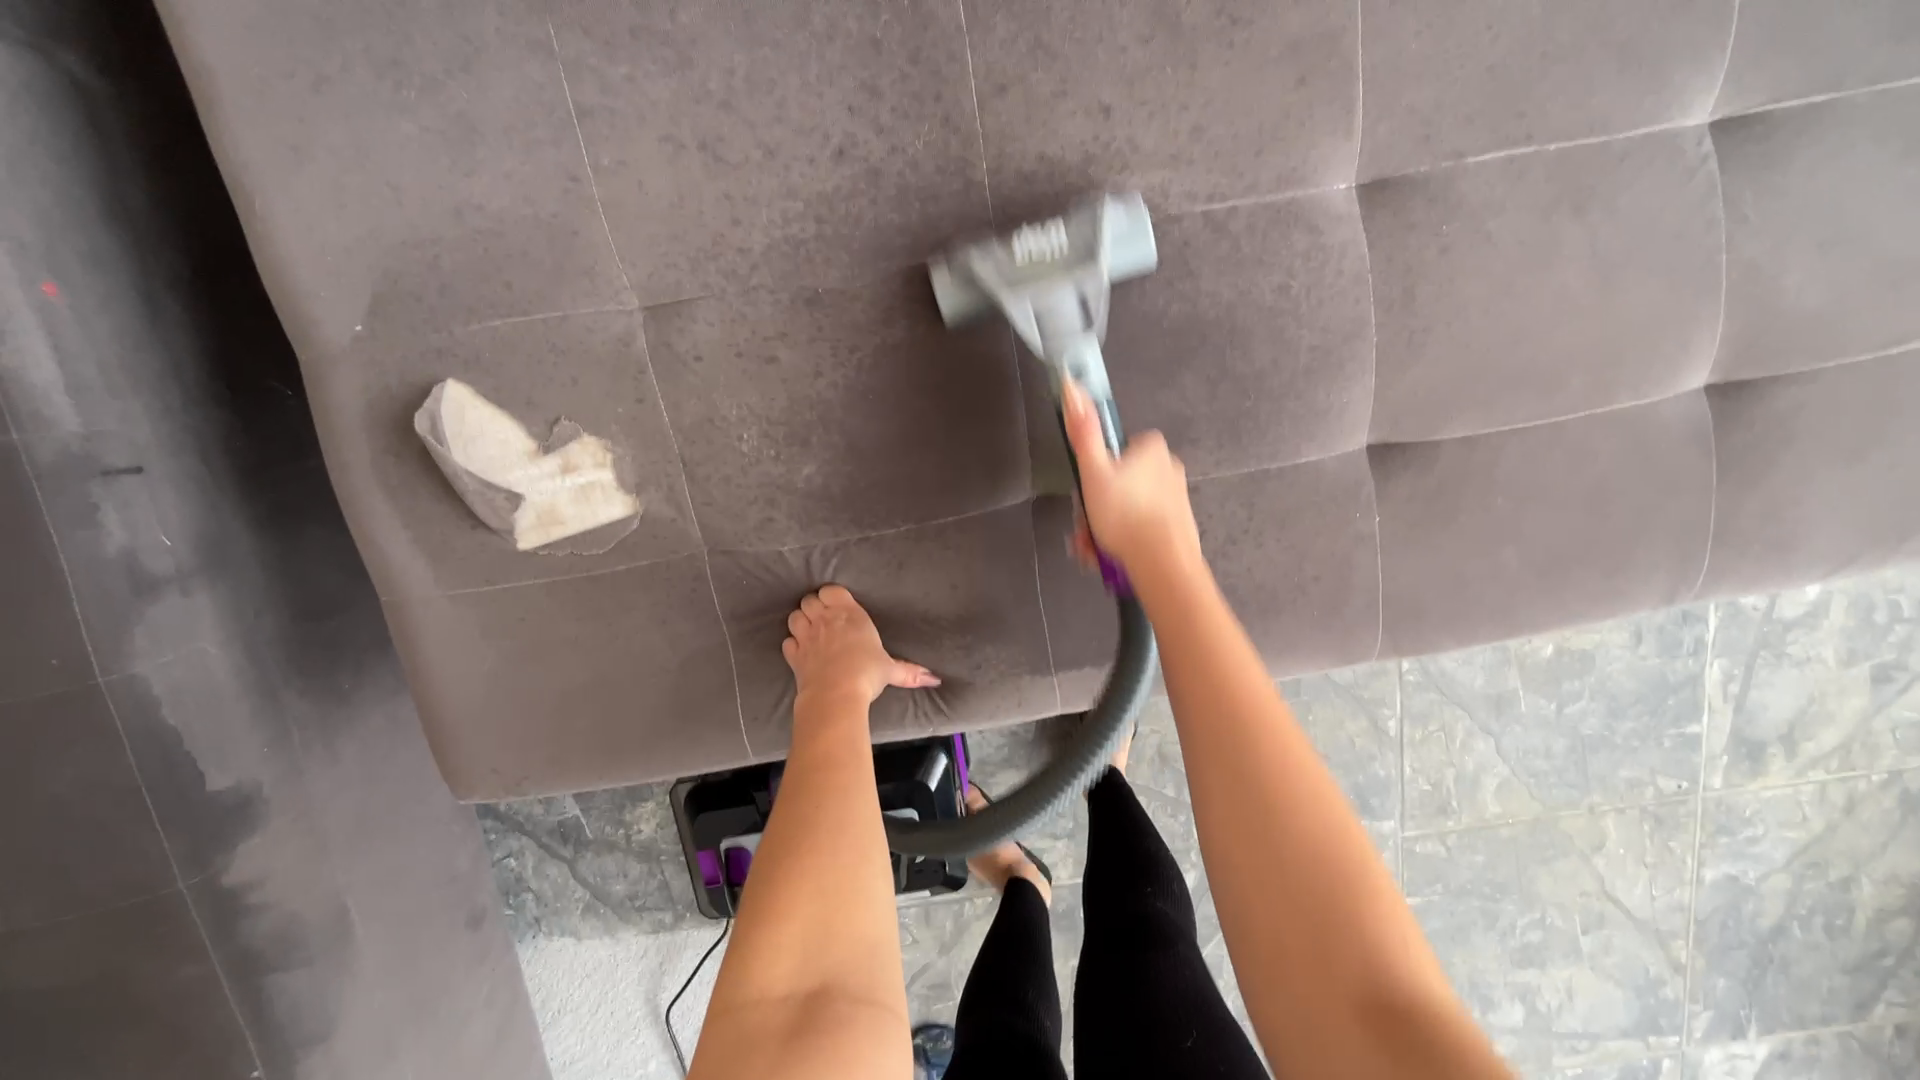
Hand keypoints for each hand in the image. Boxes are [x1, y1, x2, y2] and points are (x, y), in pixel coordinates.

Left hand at [782, 585, 939, 704]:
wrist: (836, 694)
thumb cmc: (866, 674)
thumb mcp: (891, 670)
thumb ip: (910, 672)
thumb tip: (936, 680)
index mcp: (849, 614)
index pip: (831, 590)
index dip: (831, 596)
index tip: (838, 607)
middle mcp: (825, 620)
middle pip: (809, 600)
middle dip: (814, 607)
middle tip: (824, 620)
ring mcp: (806, 636)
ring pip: (794, 617)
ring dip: (801, 622)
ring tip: (810, 632)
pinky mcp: (794, 655)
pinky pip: (788, 642)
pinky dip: (793, 645)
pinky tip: (802, 652)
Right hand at [1062, 379, 1202, 580]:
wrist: (1163, 565)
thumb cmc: (1124, 515)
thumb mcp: (1093, 471)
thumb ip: (1083, 431)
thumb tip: (1071, 384)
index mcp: (1151, 448)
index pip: (1114, 451)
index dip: (1094, 473)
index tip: (1084, 494)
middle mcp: (1168, 468)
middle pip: (1118, 484)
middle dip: (1095, 509)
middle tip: (1084, 530)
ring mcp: (1175, 499)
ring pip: (1126, 509)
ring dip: (1103, 529)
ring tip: (1093, 549)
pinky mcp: (1178, 527)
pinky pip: (1141, 527)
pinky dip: (1123, 541)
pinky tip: (1111, 557)